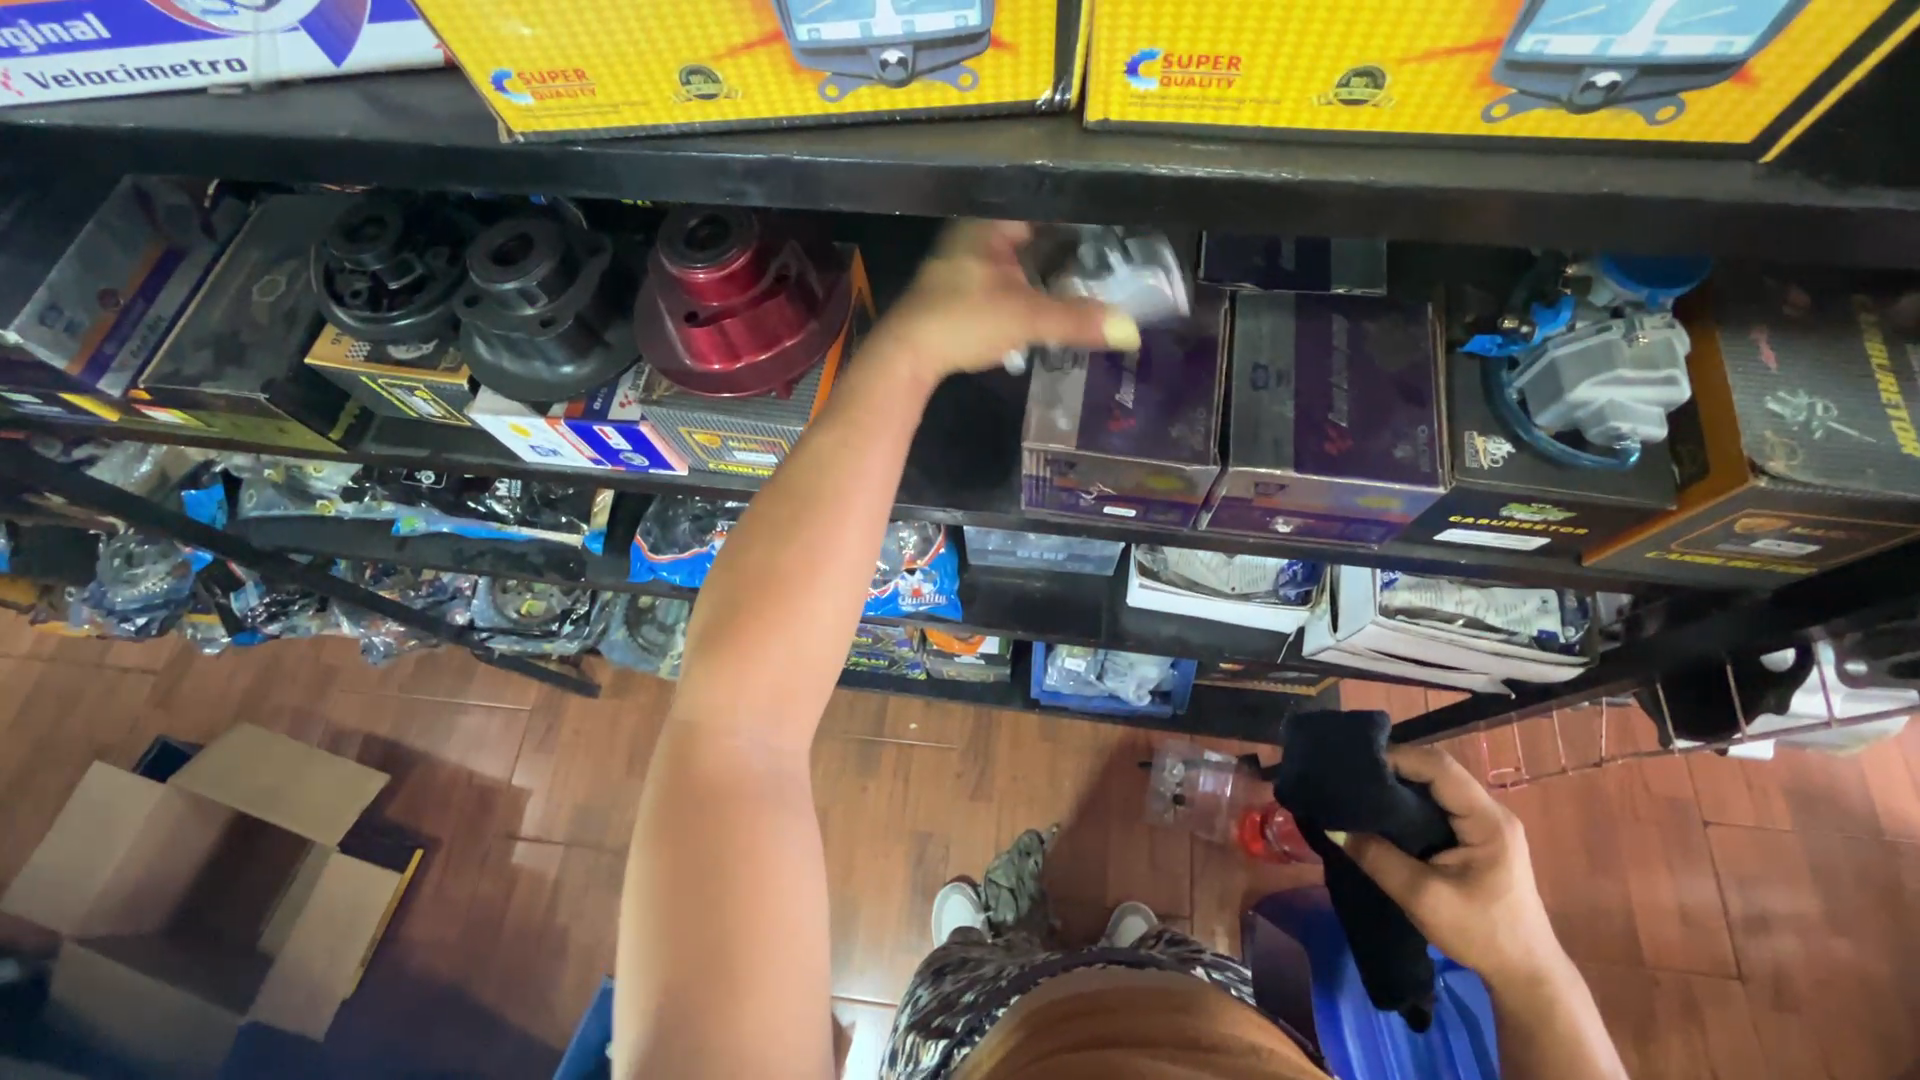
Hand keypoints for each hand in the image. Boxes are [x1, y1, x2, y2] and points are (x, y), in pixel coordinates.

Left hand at [869, 220, 1139, 382]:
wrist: (905, 355)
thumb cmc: (963, 322)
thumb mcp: (1027, 319)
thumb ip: (1078, 321)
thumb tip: (1130, 331)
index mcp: (990, 224)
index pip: (1045, 203)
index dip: (1080, 213)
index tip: (1114, 225)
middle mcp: (975, 234)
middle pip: (1033, 232)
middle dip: (1067, 246)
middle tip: (1108, 255)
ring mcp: (963, 262)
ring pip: (1018, 257)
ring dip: (1047, 270)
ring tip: (1088, 277)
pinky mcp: (958, 290)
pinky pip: (1005, 278)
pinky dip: (1028, 287)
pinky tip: (1048, 300)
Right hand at [1338, 745, 1565, 986]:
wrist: (1525, 974)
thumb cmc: (1481, 933)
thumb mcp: (1422, 897)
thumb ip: (1376, 857)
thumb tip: (1332, 826)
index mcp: (1488, 820)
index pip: (1439, 767)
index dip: (1397, 757)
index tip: (1355, 764)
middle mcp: (1489, 812)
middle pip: (1436, 772)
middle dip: (1392, 769)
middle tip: (1349, 776)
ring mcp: (1484, 825)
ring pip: (1434, 789)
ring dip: (1397, 787)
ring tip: (1357, 791)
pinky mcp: (1474, 838)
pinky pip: (1436, 807)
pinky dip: (1406, 805)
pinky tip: (1380, 814)